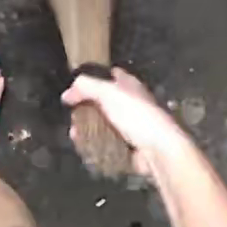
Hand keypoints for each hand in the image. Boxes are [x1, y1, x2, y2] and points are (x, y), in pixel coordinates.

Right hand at [61, 67, 188, 177]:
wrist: (160, 151)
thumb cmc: (136, 115)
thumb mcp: (107, 92)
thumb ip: (84, 87)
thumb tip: (66, 95)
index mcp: (130, 86)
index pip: (112, 75)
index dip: (95, 76)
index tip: (78, 84)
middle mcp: (132, 105)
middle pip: (104, 102)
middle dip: (86, 108)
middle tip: (72, 112)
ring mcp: (132, 128)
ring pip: (104, 125)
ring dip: (87, 129)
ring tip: (74, 132)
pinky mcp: (130, 148)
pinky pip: (107, 145)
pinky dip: (94, 146)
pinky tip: (83, 146)